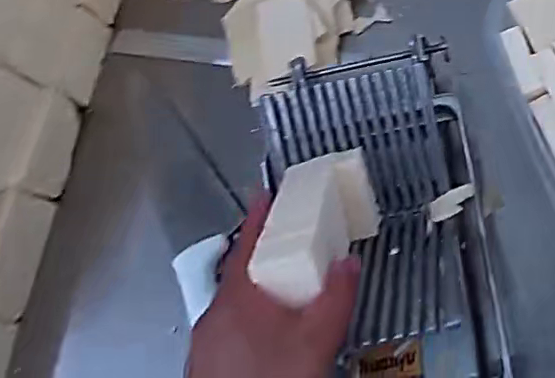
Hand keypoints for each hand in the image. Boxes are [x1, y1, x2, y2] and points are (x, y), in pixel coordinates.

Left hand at [186, 192, 360, 377]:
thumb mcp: (315, 342)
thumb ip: (334, 298)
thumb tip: (348, 263)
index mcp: (236, 297)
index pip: (247, 242)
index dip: (259, 215)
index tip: (265, 193)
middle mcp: (214, 316)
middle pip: (239, 271)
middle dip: (262, 257)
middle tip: (286, 246)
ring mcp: (205, 345)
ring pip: (232, 303)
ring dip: (255, 291)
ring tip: (282, 294)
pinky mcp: (205, 369)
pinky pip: (227, 330)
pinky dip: (247, 321)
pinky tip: (266, 339)